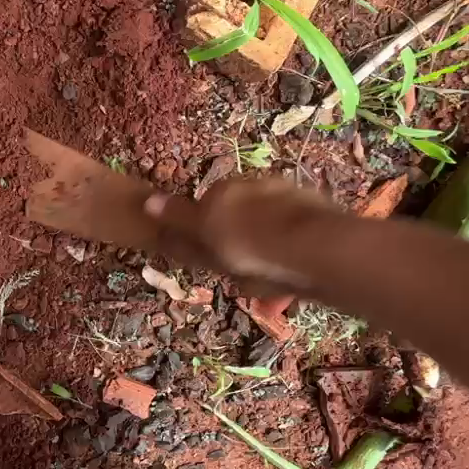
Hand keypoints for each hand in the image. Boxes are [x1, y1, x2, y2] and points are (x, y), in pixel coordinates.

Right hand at [142, 177, 337, 293]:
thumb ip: (176, 217)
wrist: (315, 250)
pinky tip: (284, 280)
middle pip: (238, 217)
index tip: (205, 254)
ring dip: (260, 253)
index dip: (203, 231)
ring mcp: (292, 200)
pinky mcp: (320, 222)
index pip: (205, 204)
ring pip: (266, 231)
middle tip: (235, 271)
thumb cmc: (248, 241)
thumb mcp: (203, 230)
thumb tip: (148, 201)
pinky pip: (290, 244)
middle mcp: (259, 185)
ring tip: (262, 283)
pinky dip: (284, 260)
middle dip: (235, 241)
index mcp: (228, 186)